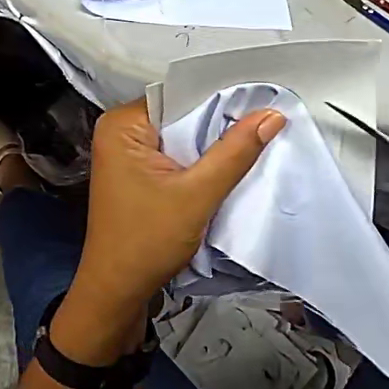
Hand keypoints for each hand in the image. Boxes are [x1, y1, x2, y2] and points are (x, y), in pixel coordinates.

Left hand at [51, 99, 284, 365]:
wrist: (116, 293)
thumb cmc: (146, 242)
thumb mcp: (197, 195)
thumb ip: (234, 153)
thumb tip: (271, 115)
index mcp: (122, 124)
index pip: (177, 95)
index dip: (218, 98)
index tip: (258, 100)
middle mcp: (119, 130)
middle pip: (179, 113)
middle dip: (216, 121)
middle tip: (262, 120)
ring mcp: (125, 152)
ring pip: (179, 134)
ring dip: (209, 143)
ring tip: (252, 138)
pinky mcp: (135, 172)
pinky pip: (173, 152)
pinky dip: (197, 159)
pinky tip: (225, 163)